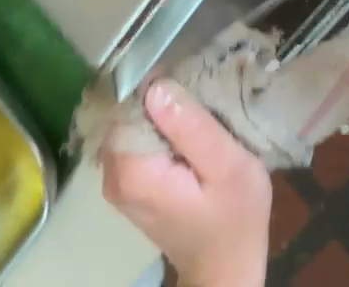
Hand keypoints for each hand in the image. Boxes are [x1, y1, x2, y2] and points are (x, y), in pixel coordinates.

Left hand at [102, 80, 271, 286]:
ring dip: (162, 114)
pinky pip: (137, 142)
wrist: (227, 266)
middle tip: (203, 98)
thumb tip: (157, 87)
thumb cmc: (235, 217)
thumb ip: (192, 127)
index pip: (129, 106)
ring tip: (200, 111)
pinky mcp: (130, 187)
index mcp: (133, 171)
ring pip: (132, 126)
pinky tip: (189, 132)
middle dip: (162, 99)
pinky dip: (160, 131)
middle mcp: (113, 178)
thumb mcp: (227, 166)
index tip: (193, 81)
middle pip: (127, 115)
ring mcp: (118, 185)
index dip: (160, 87)